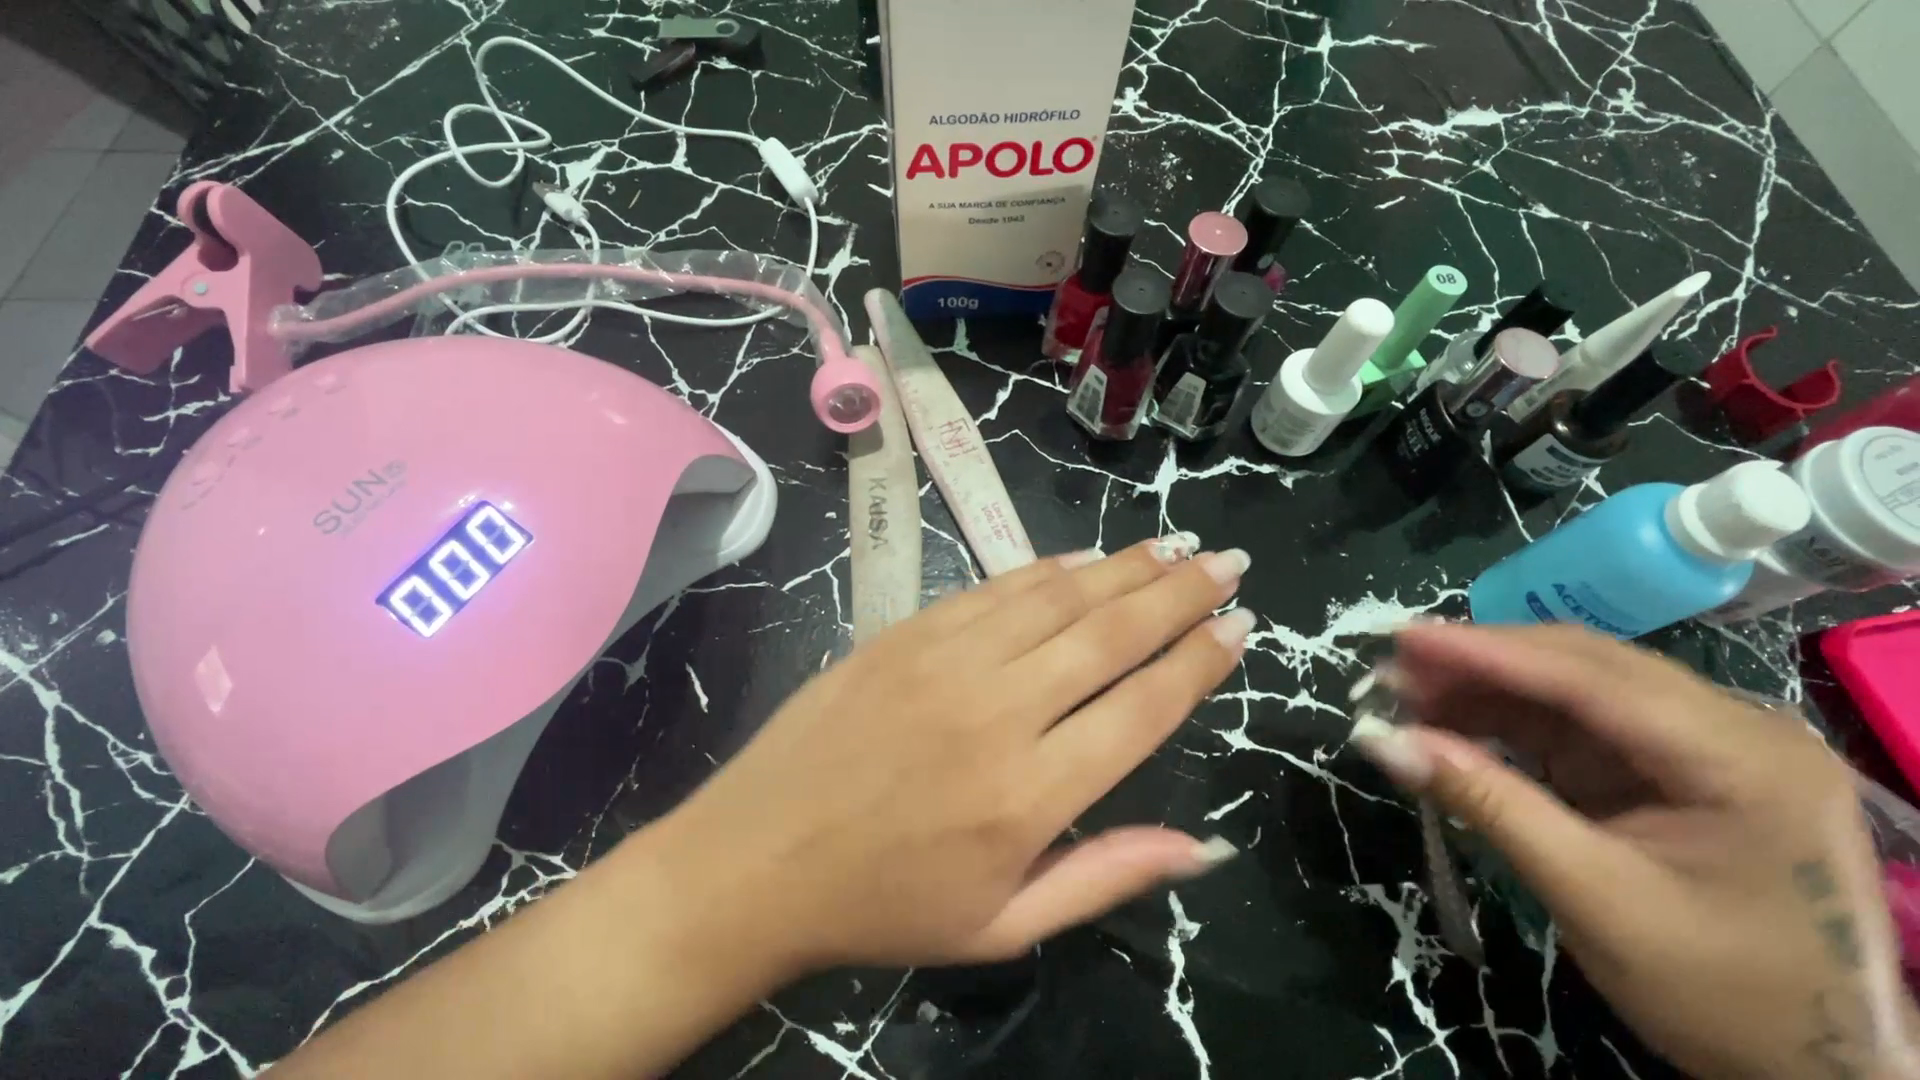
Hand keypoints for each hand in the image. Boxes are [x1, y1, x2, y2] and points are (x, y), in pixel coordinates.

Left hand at [649, 536, 1254, 974]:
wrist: (755, 861)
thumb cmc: (885, 906)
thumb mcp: (1003, 926)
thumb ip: (1106, 877)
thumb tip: (1204, 846)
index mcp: (1032, 792)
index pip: (1144, 707)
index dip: (1200, 661)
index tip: (1240, 626)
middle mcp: (999, 710)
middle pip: (1111, 635)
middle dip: (1180, 593)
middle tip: (1227, 563)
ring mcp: (947, 660)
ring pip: (1057, 598)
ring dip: (1123, 568)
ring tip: (1173, 548)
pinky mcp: (905, 634)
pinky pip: (993, 590)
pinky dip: (1046, 570)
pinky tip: (1083, 559)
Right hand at [1349, 622, 1919, 1079]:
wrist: (1820, 1072)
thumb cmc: (1721, 993)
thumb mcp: (1593, 897)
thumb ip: (1488, 804)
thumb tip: (1382, 741)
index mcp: (1744, 759)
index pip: (1595, 680)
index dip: (1490, 653)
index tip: (1404, 637)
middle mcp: (1734, 731)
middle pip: (1585, 669)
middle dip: (1483, 664)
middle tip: (1393, 666)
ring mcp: (1704, 746)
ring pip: (1574, 690)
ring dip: (1489, 689)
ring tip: (1407, 695)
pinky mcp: (1670, 769)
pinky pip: (1577, 725)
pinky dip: (1511, 722)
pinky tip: (1454, 722)